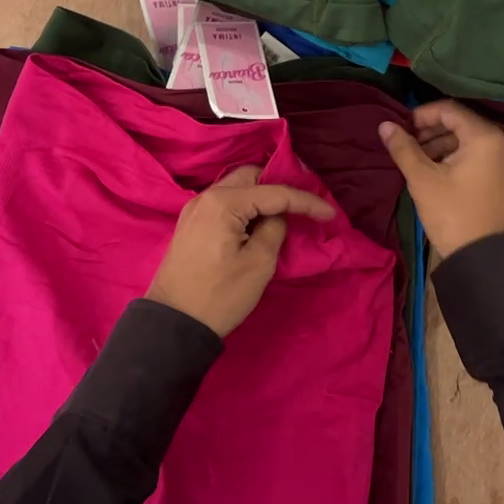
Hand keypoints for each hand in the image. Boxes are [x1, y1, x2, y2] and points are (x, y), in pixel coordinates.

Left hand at [146, 165, 334, 337]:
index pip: (275, 192)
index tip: (331, 214)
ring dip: (262, 196)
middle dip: (281, 187)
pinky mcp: (192, 224)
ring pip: (237, 188)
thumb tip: (277, 217)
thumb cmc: (219, 295)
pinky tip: (260, 221)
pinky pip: (225, 203)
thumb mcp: (259, 263)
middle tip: (305, 205)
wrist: (173, 326)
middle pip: (252, 178)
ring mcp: (195, 209)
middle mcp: (207, 197)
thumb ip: (275, 229)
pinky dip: (246, 206)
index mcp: (224, 202)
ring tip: (287, 212)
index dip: (307, 201)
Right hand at [378, 100, 503, 257]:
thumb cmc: (454, 214)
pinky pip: (479, 157)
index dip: (422, 114)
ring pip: (470, 142)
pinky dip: (457, 158)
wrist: (486, 260)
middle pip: (461, 124)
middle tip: (407, 145)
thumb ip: (403, 149)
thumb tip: (385, 125)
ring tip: (418, 161)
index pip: (450, 110)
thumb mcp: (423, 180)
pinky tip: (438, 173)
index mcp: (485, 137)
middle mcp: (502, 143)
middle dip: (431, 131)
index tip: (402, 128)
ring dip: (442, 145)